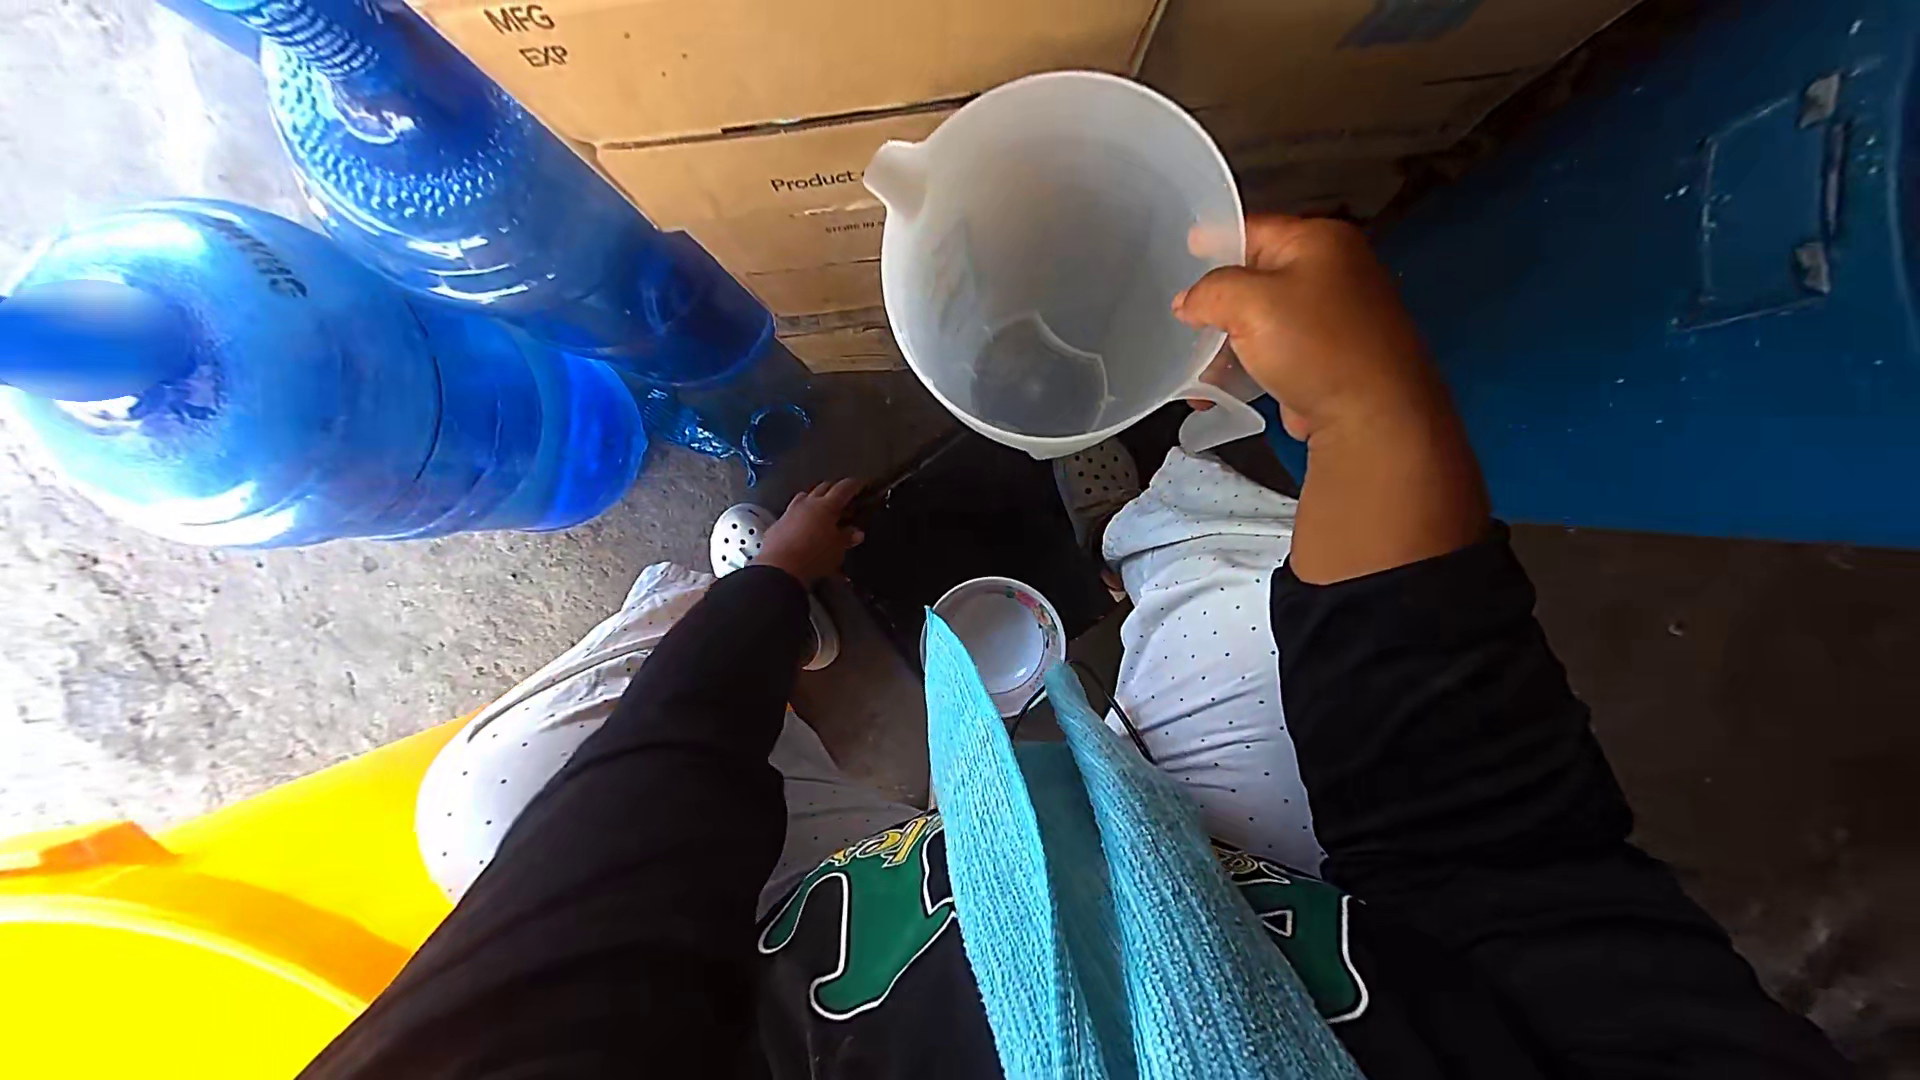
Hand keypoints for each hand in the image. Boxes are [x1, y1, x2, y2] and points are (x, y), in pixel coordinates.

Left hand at [752, 478, 865, 584]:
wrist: (778, 568)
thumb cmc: (815, 556)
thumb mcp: (837, 550)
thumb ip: (847, 538)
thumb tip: (856, 533)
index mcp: (827, 506)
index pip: (843, 488)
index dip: (854, 485)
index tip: (861, 485)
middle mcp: (808, 503)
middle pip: (823, 487)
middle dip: (834, 489)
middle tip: (842, 497)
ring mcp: (790, 511)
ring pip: (805, 496)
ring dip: (815, 498)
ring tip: (821, 508)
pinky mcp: (778, 523)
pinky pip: (792, 512)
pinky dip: (801, 514)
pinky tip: (803, 524)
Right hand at [1173, 215, 1441, 443]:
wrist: (1367, 411)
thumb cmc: (1313, 345)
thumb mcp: (1249, 304)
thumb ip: (1209, 292)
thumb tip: (1187, 302)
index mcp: (1317, 242)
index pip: (1252, 229)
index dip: (1214, 239)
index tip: (1183, 250)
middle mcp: (1328, 272)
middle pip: (1252, 279)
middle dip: (1214, 307)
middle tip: (1184, 326)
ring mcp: (1327, 317)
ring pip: (1256, 322)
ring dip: (1221, 347)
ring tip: (1197, 376)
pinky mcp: (1322, 357)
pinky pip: (1269, 353)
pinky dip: (1242, 368)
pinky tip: (1218, 391)